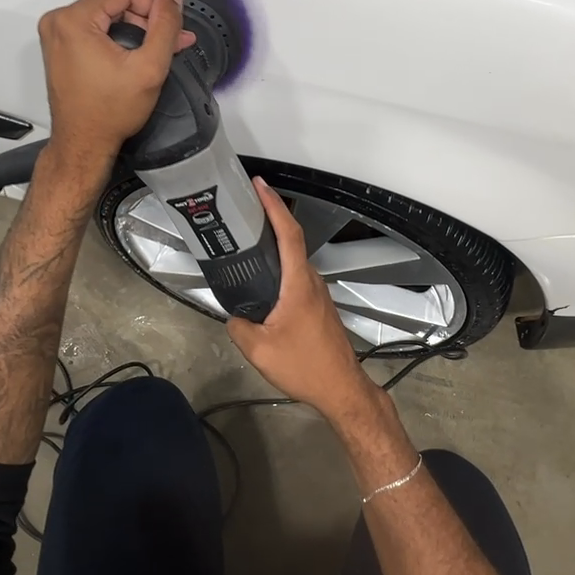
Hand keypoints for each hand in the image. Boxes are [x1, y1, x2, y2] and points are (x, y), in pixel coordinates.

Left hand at [39, 0, 194, 164]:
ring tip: (156, 50)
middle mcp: (58, 22)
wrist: (83, 143)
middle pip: (114, 1)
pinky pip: (95, 27)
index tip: (168, 30)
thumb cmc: (108, 113)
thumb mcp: (149, 66)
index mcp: (73, 21)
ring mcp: (56, 34)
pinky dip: (118, 37)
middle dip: (145, 20)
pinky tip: (136, 54)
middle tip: (170, 41)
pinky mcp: (60, 45)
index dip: (153, 7)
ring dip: (134, 28)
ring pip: (107, 14)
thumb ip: (165, 25)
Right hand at [228, 178, 380, 421]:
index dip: (274, 206)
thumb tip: (232, 316)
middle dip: (270, 217)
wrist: (341, 389)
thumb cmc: (304, 366)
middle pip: (291, 240)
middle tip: (243, 207)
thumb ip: (238, 326)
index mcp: (298, 283)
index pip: (288, 233)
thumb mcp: (258, 349)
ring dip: (274, 243)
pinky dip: (279, 265)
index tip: (259, 185)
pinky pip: (296, 275)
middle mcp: (311, 280)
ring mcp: (317, 292)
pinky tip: (263, 276)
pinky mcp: (317, 305)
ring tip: (247, 237)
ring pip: (294, 259)